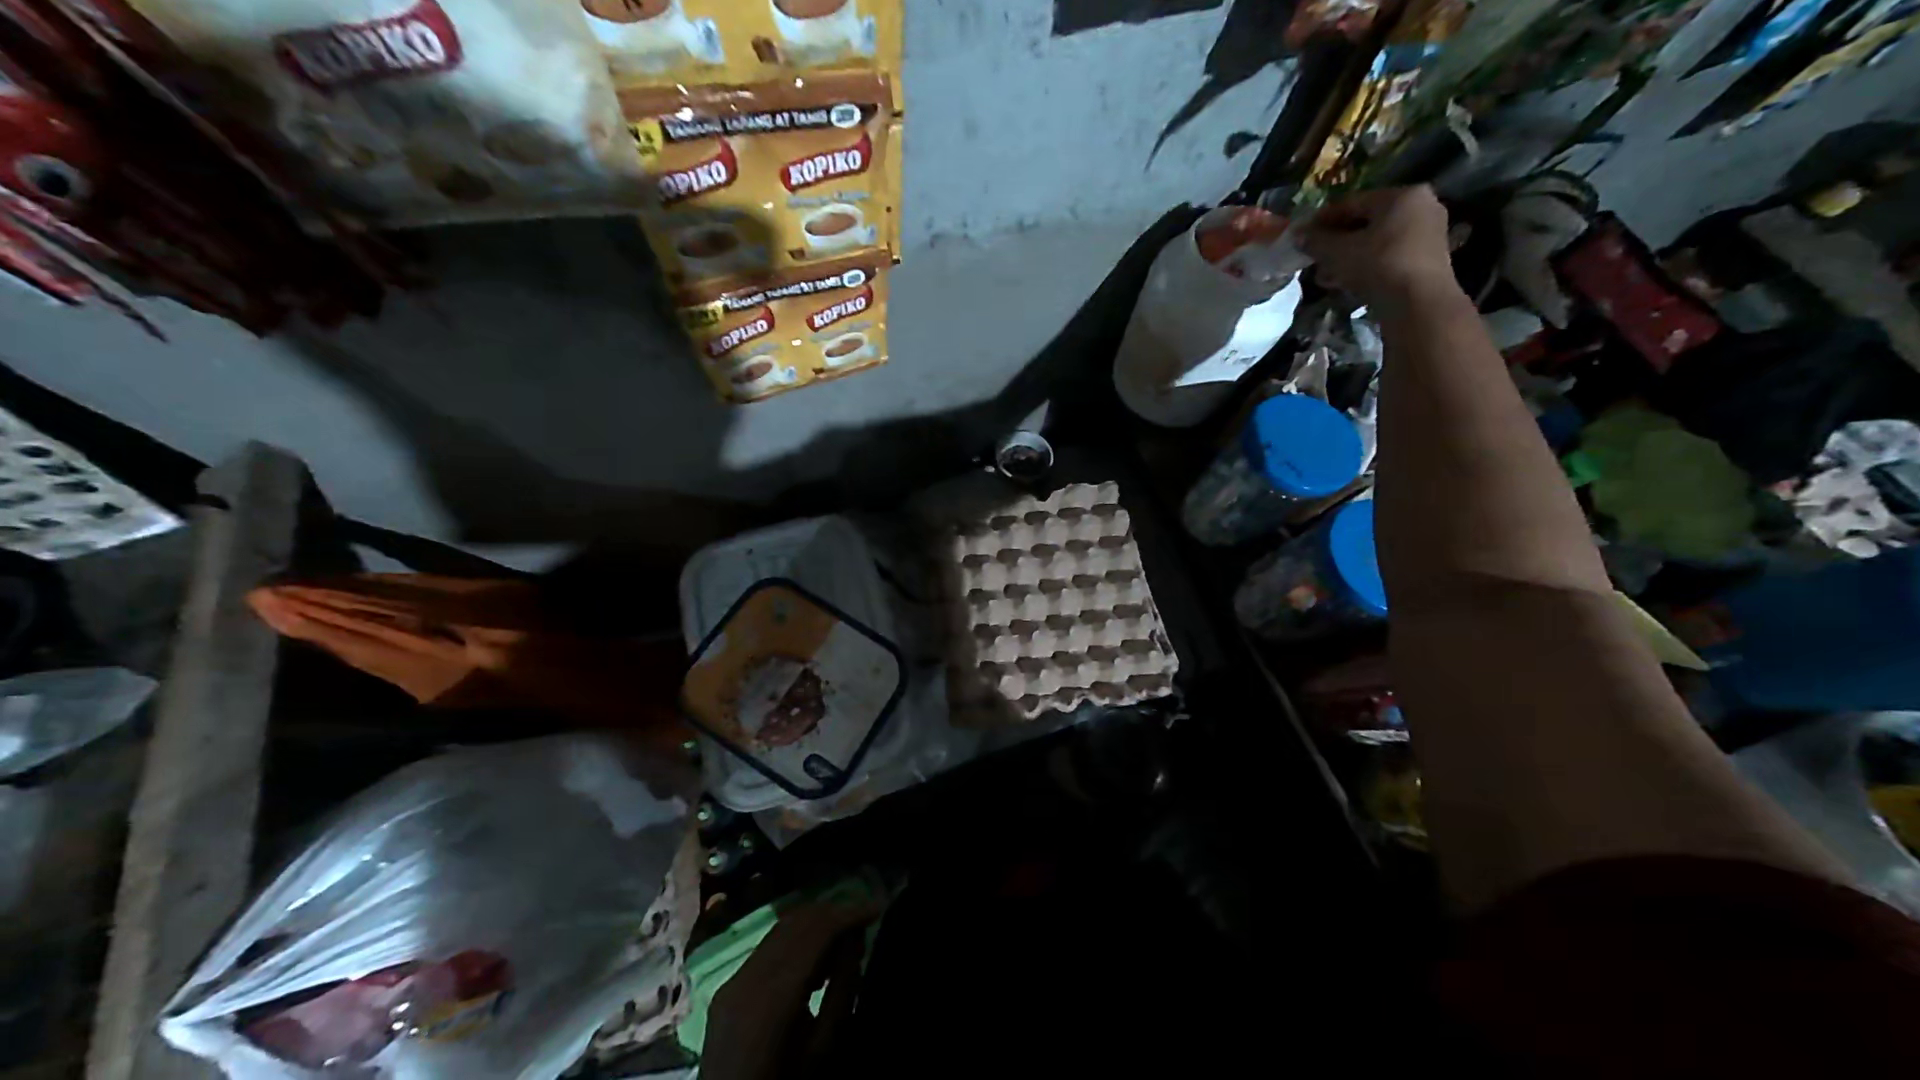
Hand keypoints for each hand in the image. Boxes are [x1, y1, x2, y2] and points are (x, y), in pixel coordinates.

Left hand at [701, 897, 883, 1079]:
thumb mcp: (822, 1050)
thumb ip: (841, 993)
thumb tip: (854, 941)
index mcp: (773, 996)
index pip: (815, 932)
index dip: (848, 914)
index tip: (877, 908)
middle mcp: (748, 976)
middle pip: (796, 923)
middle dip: (833, 912)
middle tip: (864, 917)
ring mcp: (733, 980)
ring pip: (779, 930)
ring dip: (814, 923)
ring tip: (845, 933)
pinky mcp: (728, 987)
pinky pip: (766, 948)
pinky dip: (794, 940)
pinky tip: (815, 955)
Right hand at [1295, 186, 1459, 315]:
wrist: (1418, 301)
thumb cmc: (1378, 265)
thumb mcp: (1337, 252)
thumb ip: (1316, 241)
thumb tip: (1299, 235)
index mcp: (1400, 195)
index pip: (1353, 202)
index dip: (1323, 219)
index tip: (1303, 234)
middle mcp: (1420, 206)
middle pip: (1367, 221)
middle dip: (1336, 241)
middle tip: (1314, 257)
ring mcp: (1428, 232)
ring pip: (1377, 240)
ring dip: (1348, 256)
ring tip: (1325, 275)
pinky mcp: (1429, 257)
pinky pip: (1390, 254)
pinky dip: (1367, 264)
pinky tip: (1346, 282)